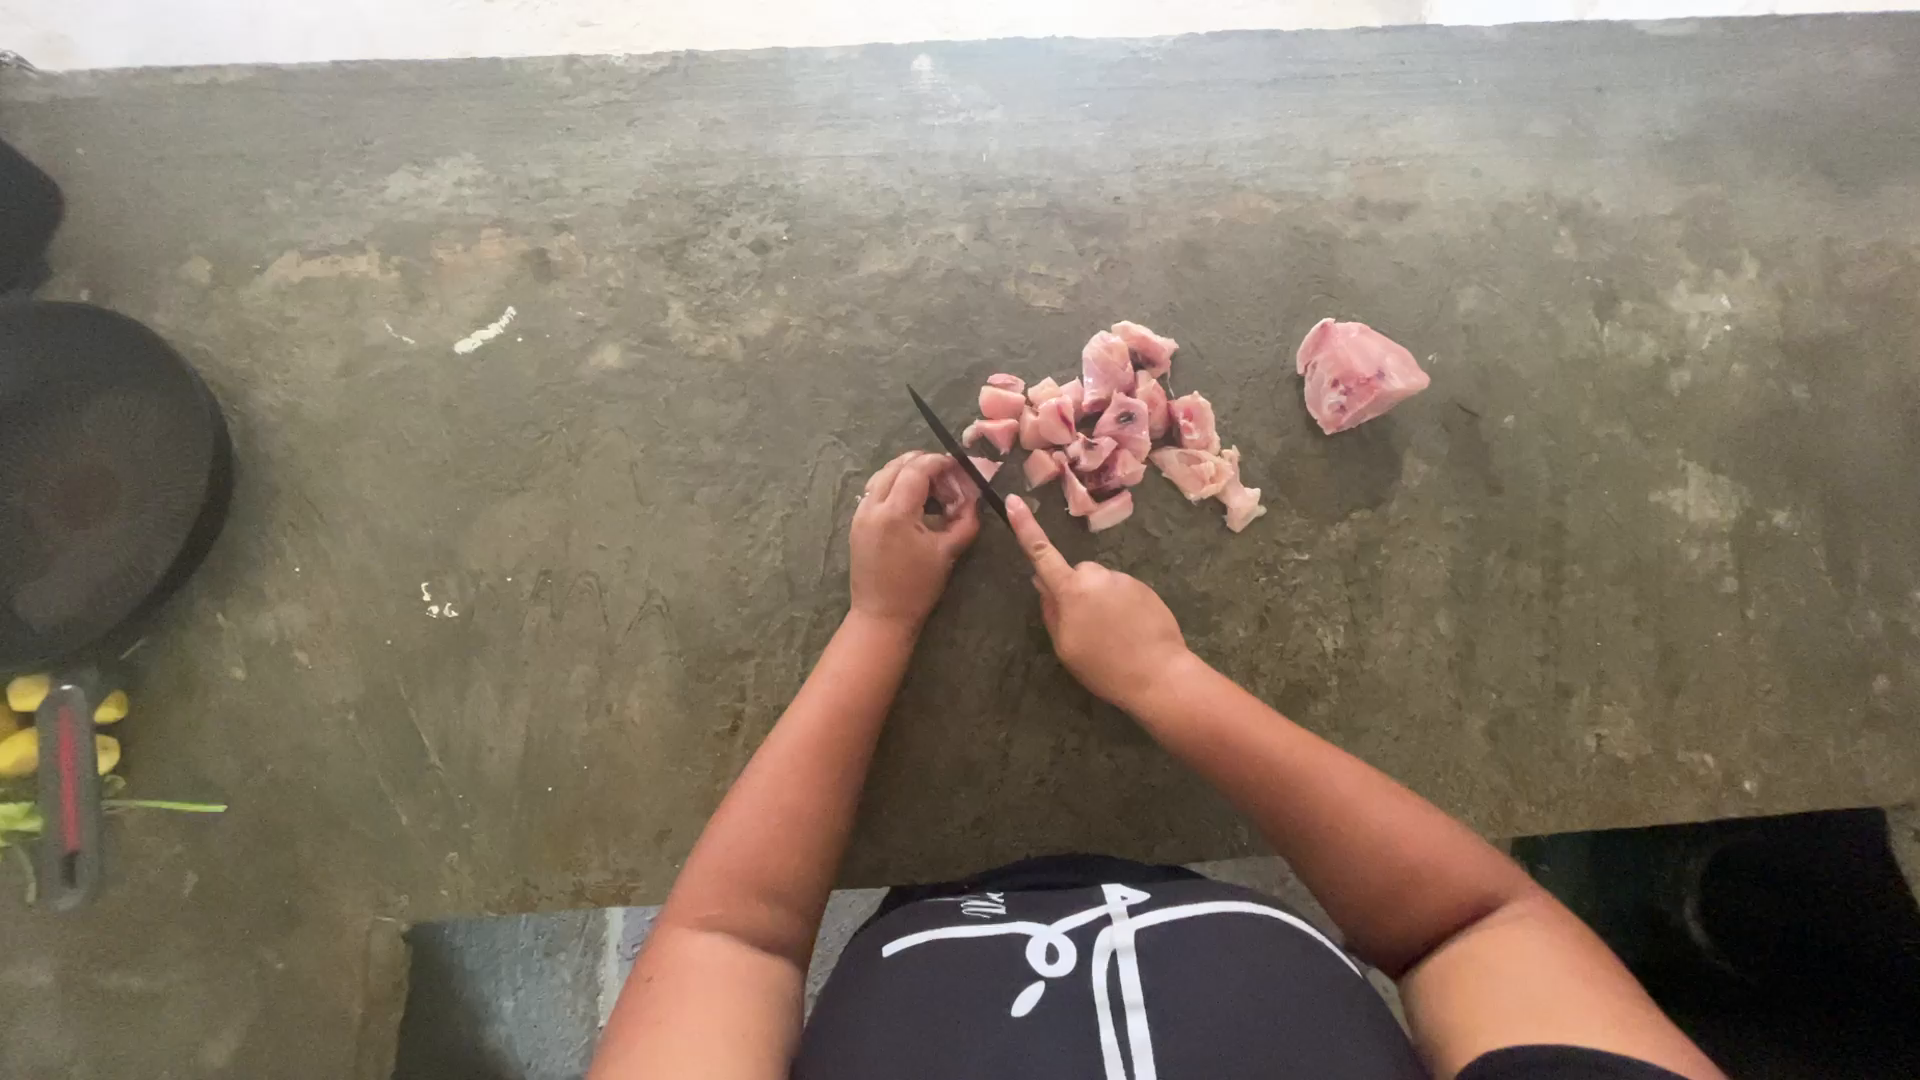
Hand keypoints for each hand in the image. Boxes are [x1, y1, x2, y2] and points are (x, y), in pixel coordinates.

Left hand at [849, 452, 980, 630]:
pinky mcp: (856, 522)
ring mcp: (860, 513)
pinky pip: (874, 490)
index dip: (939, 462)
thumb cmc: (918, 587)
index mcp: (896, 512)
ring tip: (930, 485)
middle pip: (896, 466)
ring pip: (881, 475)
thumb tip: (974, 497)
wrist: (882, 615)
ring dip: (906, 471)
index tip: (957, 465)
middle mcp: (873, 506)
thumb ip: (965, 520)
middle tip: (946, 474)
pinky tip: (911, 499)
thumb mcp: (948, 552)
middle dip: (922, 463)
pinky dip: (893, 484)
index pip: (917, 470)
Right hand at [1006, 495, 1193, 708]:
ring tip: (1113, 635)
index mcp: (1071, 589)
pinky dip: (1122, 607)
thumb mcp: (1065, 645)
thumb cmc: (1103, 667)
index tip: (1012, 500)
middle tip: (1085, 628)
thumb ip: (1050, 610)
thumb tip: (1041, 581)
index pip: (1041, 552)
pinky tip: (1130, 633)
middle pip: (1077, 573)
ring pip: (1101, 583)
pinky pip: (1123, 591)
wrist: (1159, 675)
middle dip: (1077, 591)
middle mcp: (1097, 575)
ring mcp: (1124, 579)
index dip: (1024, 526)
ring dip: (1101, 601)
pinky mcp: (1145, 588)